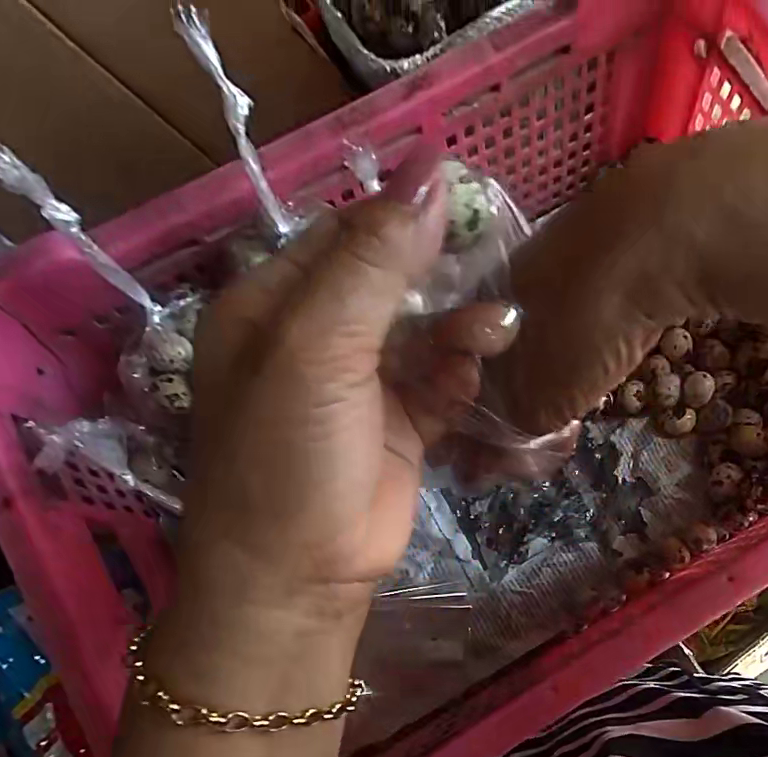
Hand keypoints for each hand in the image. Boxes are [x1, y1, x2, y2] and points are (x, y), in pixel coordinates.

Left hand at [156, 146, 518, 708]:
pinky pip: (442, 382)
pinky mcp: (402, 427)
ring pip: (425, 332)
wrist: (300, 575)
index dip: (402, 218)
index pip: (345, 235)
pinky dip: (461, 376)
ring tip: (493, 334)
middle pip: (393, 281)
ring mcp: (362, 385)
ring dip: (461, 330)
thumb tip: (431, 171)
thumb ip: (373, 265)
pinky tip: (472, 379)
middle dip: (442, 278)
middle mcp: (317, 338)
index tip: (467, 208)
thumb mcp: (318, 351)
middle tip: (491, 276)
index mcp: (274, 304)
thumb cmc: (289, 456)